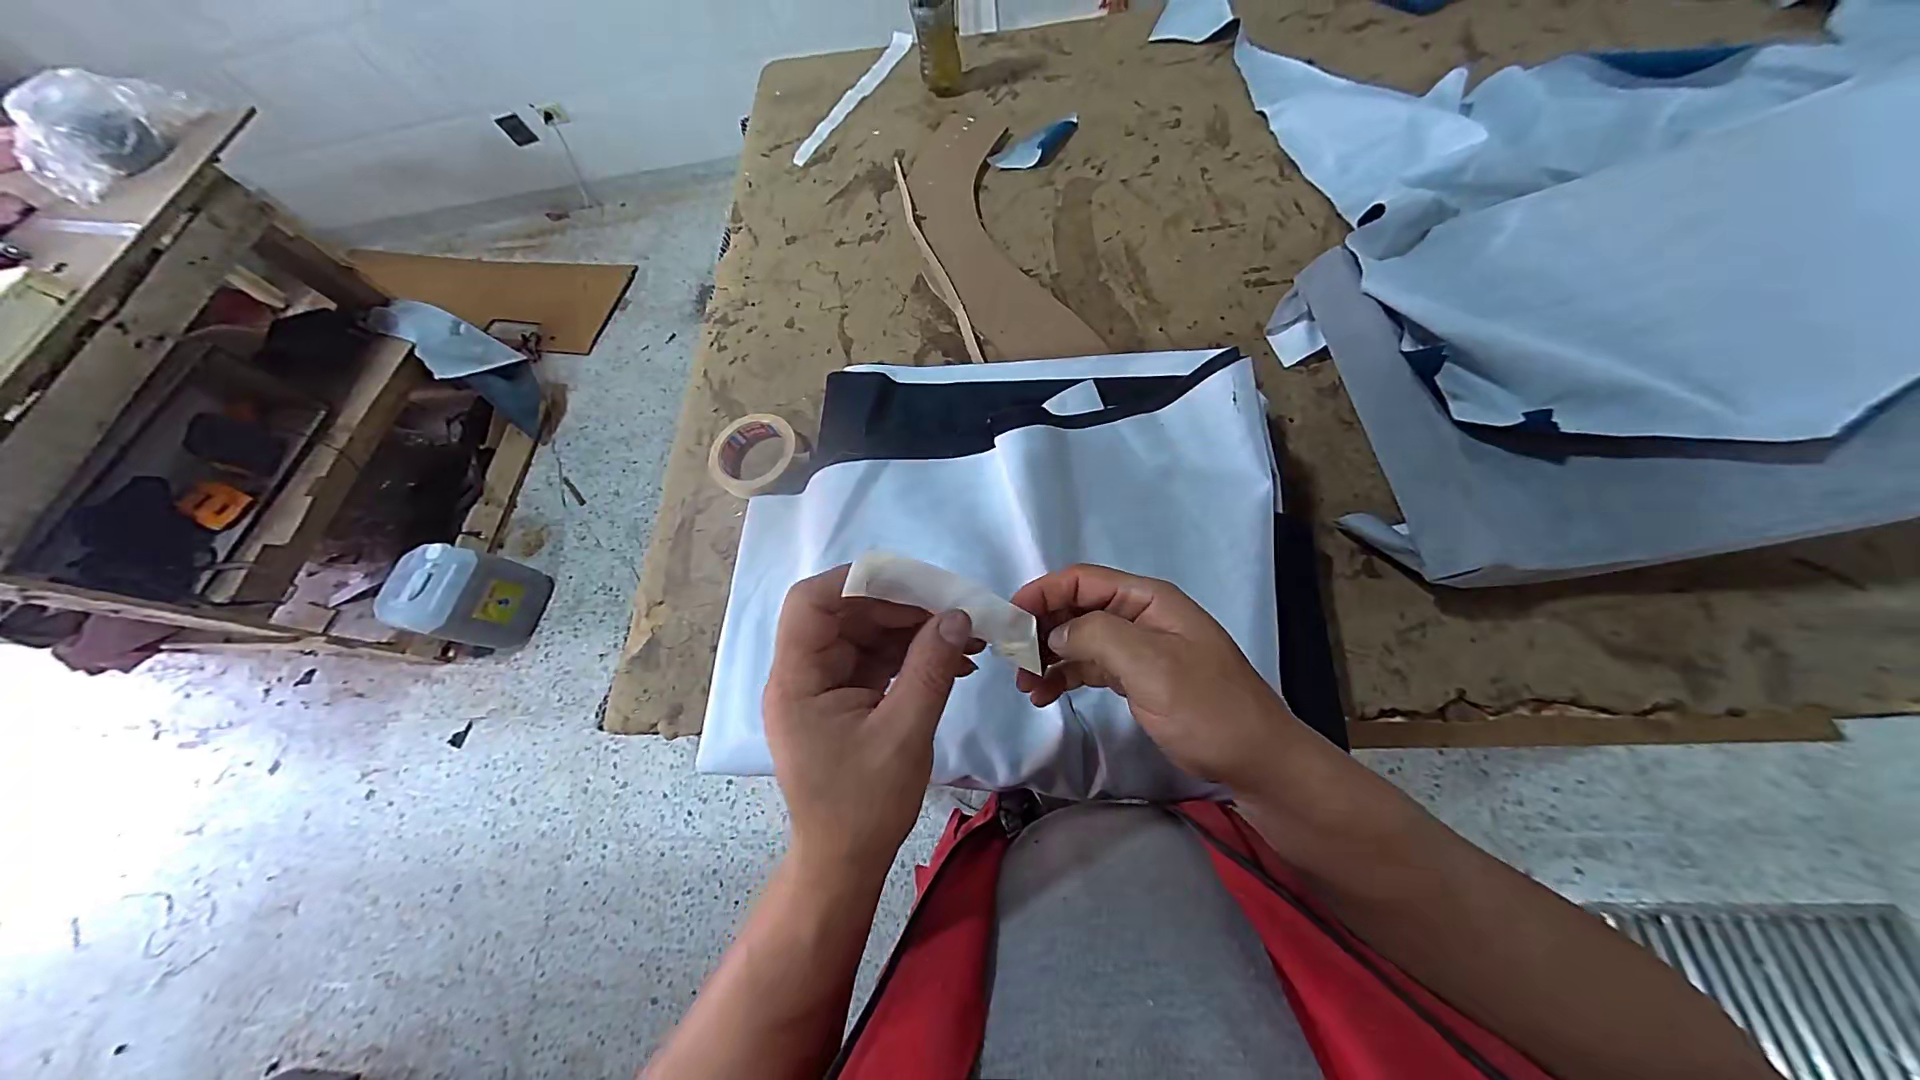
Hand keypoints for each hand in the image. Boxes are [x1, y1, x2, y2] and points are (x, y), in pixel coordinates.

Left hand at [764, 565, 981, 880]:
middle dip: (901, 607)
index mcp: (797, 680)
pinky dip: (912, 654)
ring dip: (914, 630)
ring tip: (965, 637)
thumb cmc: (864, 805)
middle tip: (953, 611)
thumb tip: (958, 616)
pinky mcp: (844, 698)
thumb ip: (930, 668)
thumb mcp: (904, 733)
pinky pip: (876, 659)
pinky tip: (952, 660)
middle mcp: (803, 674)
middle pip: (845, 613)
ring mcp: (823, 686)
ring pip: (865, 633)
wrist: (845, 861)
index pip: (811, 603)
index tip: (914, 584)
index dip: (857, 581)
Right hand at [1011, 564, 1302, 794]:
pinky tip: (1045, 694)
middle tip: (1013, 662)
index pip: (1082, 580)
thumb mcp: (1151, 666)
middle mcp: (1140, 616)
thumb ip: (1097, 636)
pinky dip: (1064, 677)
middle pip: (1076, 608)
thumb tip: (1054, 632)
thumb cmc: (1208, 709)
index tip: (1007, 619)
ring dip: (1047, 657)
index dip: (1042, 593)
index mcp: (1148, 600)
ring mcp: (1138, 648)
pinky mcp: (1136, 678)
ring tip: (1025, 686)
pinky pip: (1089, 667)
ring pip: (1078, 639)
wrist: (1258, 763)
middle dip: (1041, 630)